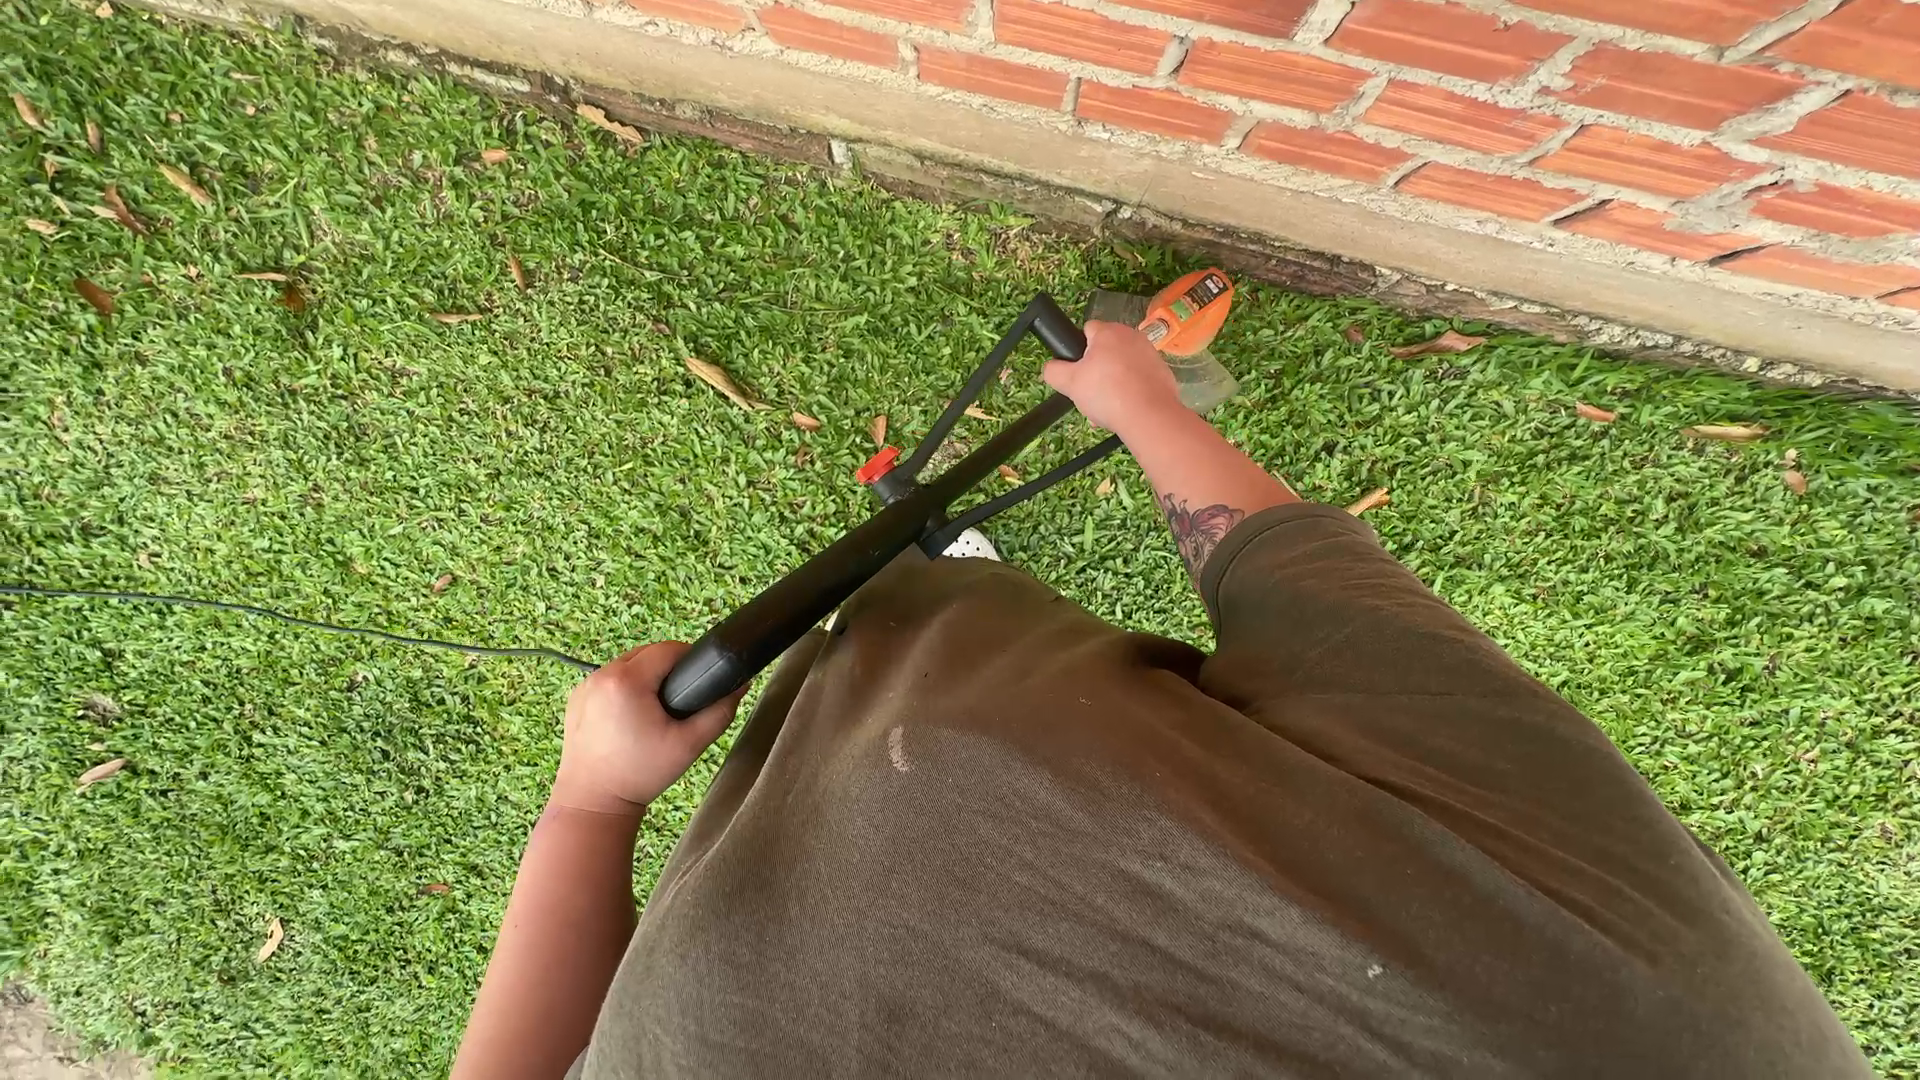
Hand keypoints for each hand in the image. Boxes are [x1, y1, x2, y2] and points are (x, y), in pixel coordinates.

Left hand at [550, 642, 744, 817]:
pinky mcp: (577, 698)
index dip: (691, 659)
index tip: (700, 681)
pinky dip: (627, 686)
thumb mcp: (690, 744)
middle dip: (669, 667)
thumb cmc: (641, 773)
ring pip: (628, 663)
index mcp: (626, 681)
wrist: (593, 803)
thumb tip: (742, 684)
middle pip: (647, 652)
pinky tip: (635, 711)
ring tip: (661, 704)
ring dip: (648, 674)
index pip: (668, 649)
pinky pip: (611, 678)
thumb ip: (721, 711)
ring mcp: (585, 686)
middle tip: (683, 697)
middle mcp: (601, 676)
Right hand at [1043, 320, 1182, 435]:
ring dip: (1111, 384)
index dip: (1078, 350)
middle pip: (1105, 350)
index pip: (1087, 329)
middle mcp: (1132, 336)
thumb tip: (1051, 367)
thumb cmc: (1106, 393)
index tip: (1077, 371)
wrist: (1149, 416)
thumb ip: (1053, 371)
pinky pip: (1138, 379)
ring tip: (1105, 408)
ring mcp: (1150, 353)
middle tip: (1089, 394)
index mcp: (1108, 332)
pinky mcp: (1162, 372)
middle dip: (1095, 371)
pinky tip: (1124, 410)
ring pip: (1121, 366)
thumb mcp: (1069, 383)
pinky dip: (1130, 391)